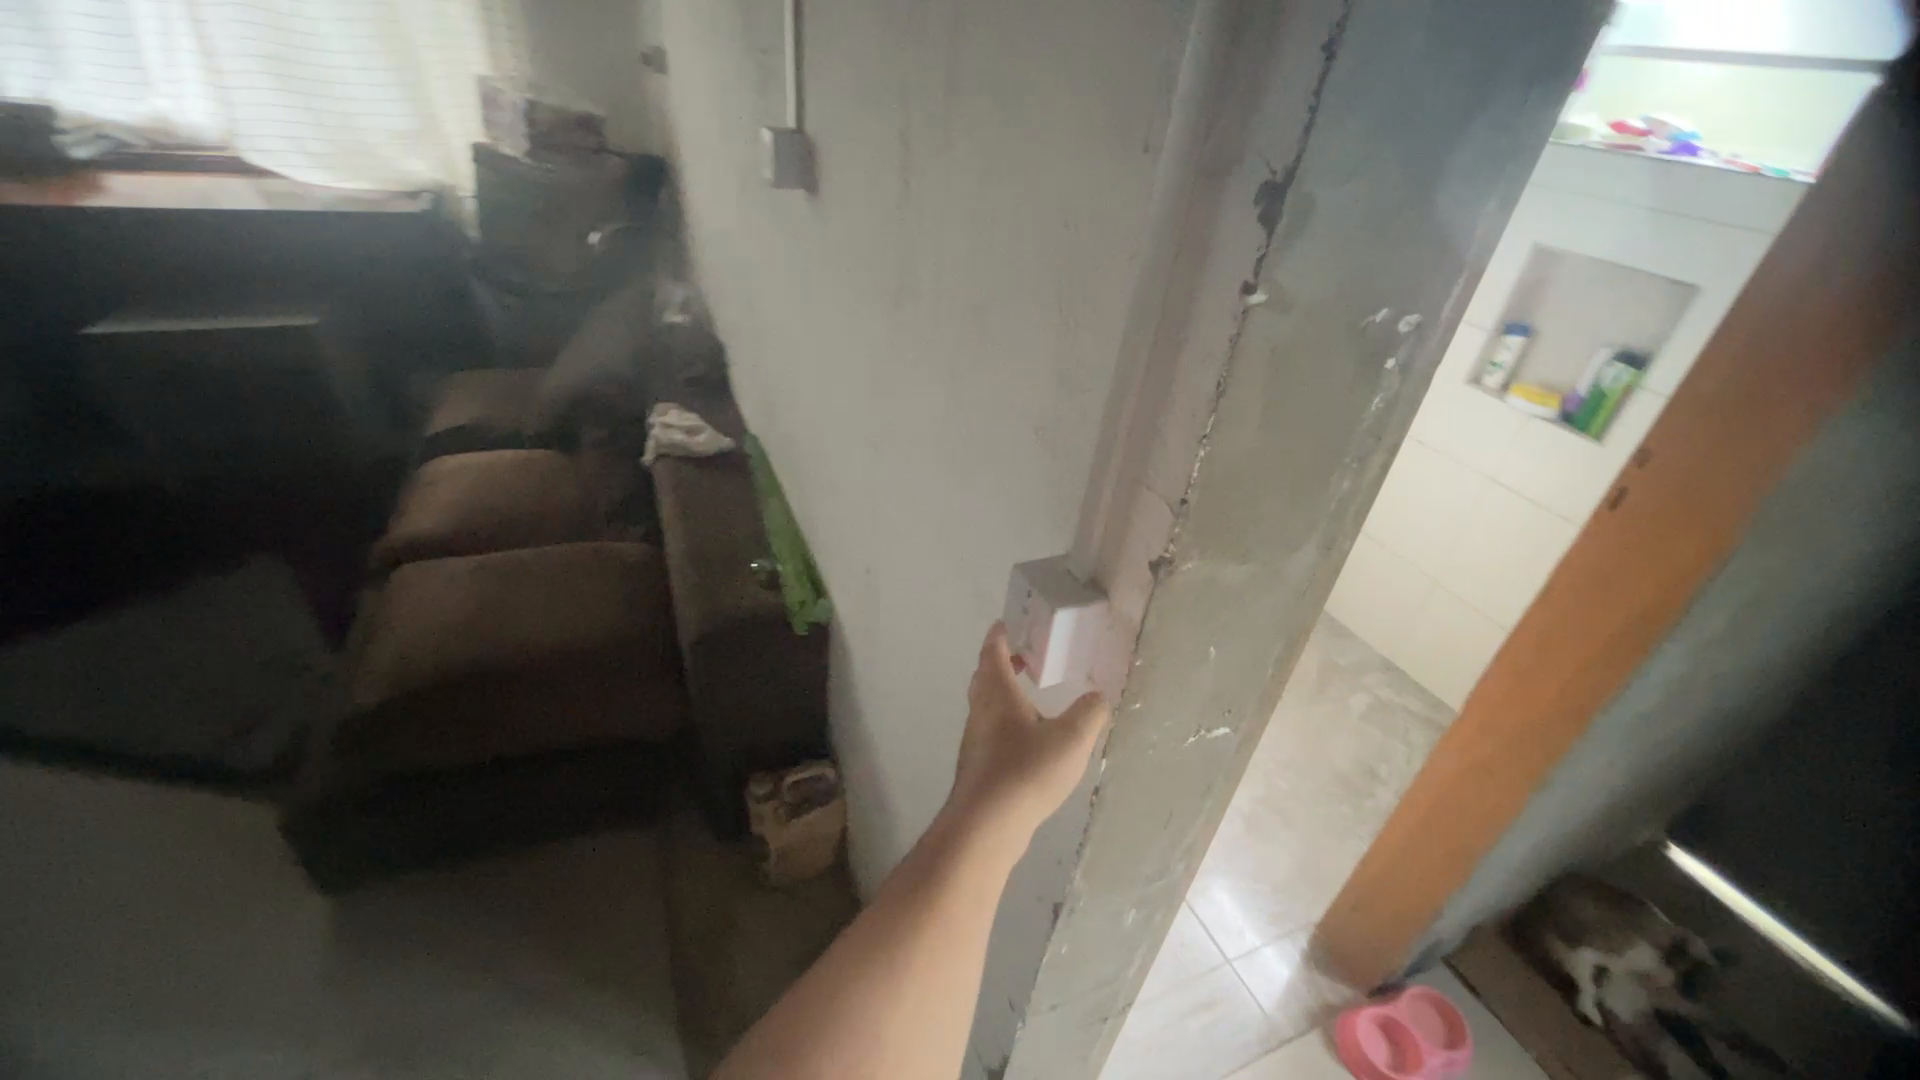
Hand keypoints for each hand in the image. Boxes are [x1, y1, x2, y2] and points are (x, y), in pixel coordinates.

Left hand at [944, 623, 1110, 845]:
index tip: (1006, 624)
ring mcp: (975, 740)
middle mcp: (980, 711)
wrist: (986, 825)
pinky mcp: (977, 766)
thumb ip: (1090, 712)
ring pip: (986, 706)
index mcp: (998, 693)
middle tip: (1024, 657)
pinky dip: (1005, 722)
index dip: (999, 636)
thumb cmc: (1026, 771)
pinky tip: (1027, 740)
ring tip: (1031, 697)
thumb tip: (1098, 696)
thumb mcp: (1072, 738)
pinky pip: (990, 731)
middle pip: (984, 678)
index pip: (992, 652)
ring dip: (1003, 694)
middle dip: (1001, 663)